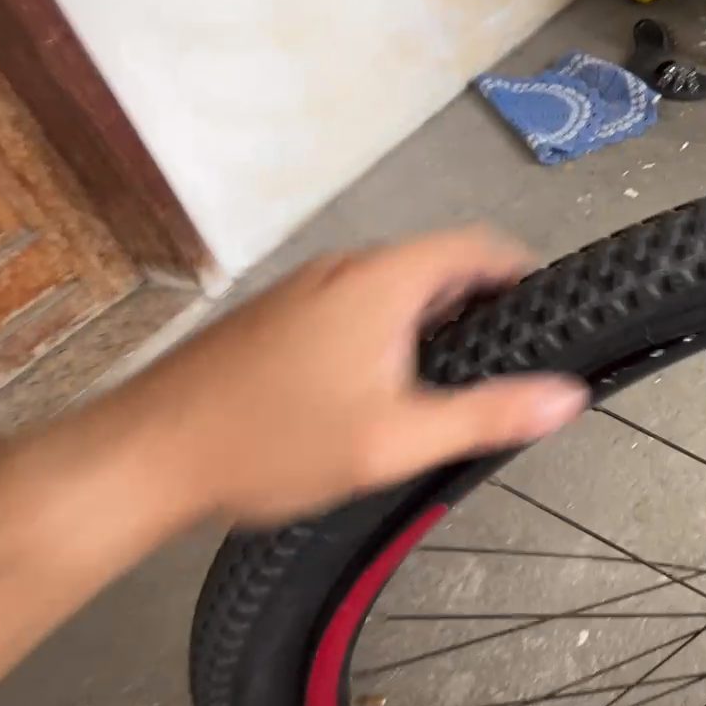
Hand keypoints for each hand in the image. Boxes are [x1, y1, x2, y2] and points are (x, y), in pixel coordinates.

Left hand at [105, 229, 588, 524]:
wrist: (137, 460)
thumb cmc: (273, 441)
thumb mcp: (396, 439)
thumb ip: (489, 415)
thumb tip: (569, 396)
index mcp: (384, 279)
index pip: (477, 245)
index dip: (522, 268)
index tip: (550, 306)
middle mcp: (347, 268)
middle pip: (439, 264)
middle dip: (483, 299)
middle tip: (509, 351)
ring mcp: (308, 286)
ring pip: (398, 284)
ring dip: (438, 313)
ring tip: (455, 371)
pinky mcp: (281, 312)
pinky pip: (362, 300)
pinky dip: (395, 323)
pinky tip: (385, 379)